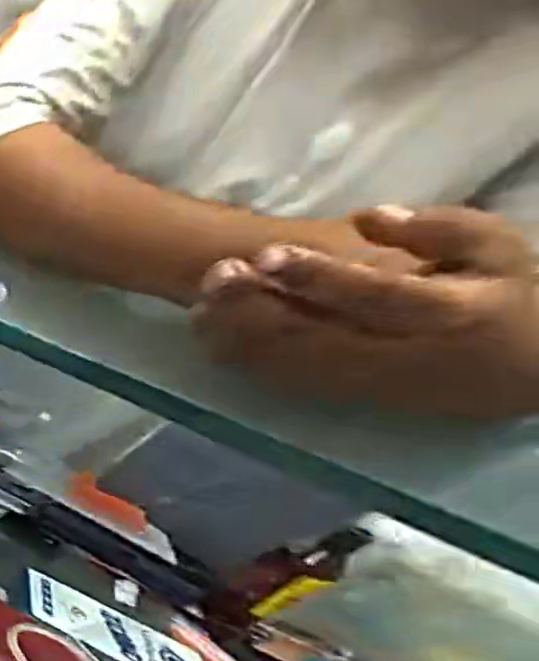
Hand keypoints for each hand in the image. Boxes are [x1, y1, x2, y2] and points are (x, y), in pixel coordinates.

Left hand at [194, 206, 538, 417]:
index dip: (312, 275)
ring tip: (203, 296)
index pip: (367, 293)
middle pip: (301, 330)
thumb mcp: (500, 254)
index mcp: (440, 311)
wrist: (516, 378)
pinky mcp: (319, 392)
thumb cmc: (504, 301)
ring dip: (227, 328)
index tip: (268, 253)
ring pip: (270, 355)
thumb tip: (369, 216)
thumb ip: (443, 230)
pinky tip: (206, 325)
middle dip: (250, 300)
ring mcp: (344, 378)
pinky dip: (227, 349)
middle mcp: (382, 352)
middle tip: (219, 271)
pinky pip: (262, 373)